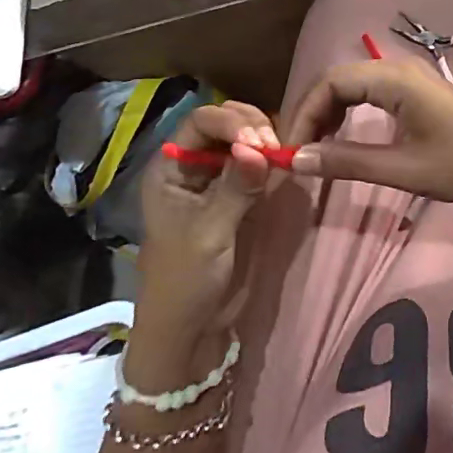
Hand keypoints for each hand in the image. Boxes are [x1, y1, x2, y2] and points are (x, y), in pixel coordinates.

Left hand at [136, 101, 279, 339]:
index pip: (200, 122)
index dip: (231, 123)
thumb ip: (236, 187)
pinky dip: (270, 158)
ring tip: (281, 153)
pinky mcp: (236, 196)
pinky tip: (282, 162)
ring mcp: (215, 181)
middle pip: (222, 123)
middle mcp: (192, 166)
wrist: (189, 330)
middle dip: (250, 126)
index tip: (260, 142)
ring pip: (241, 140)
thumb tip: (259, 147)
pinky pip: (254, 165)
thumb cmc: (185, 281)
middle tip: (276, 147)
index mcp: (170, 168)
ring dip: (263, 139)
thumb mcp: (209, 234)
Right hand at [283, 60, 452, 209]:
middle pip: (339, 78)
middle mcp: (400, 68)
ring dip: (330, 111)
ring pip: (354, 84)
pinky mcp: (417, 91)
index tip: (292, 149)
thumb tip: (295, 160)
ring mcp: (410, 78)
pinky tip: (343, 136)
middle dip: (314, 111)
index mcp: (396, 79)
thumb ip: (345, 162)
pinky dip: (350, 111)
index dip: (305, 112)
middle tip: (300, 150)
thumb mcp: (401, 170)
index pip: (332, 81)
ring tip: (318, 147)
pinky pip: (371, 91)